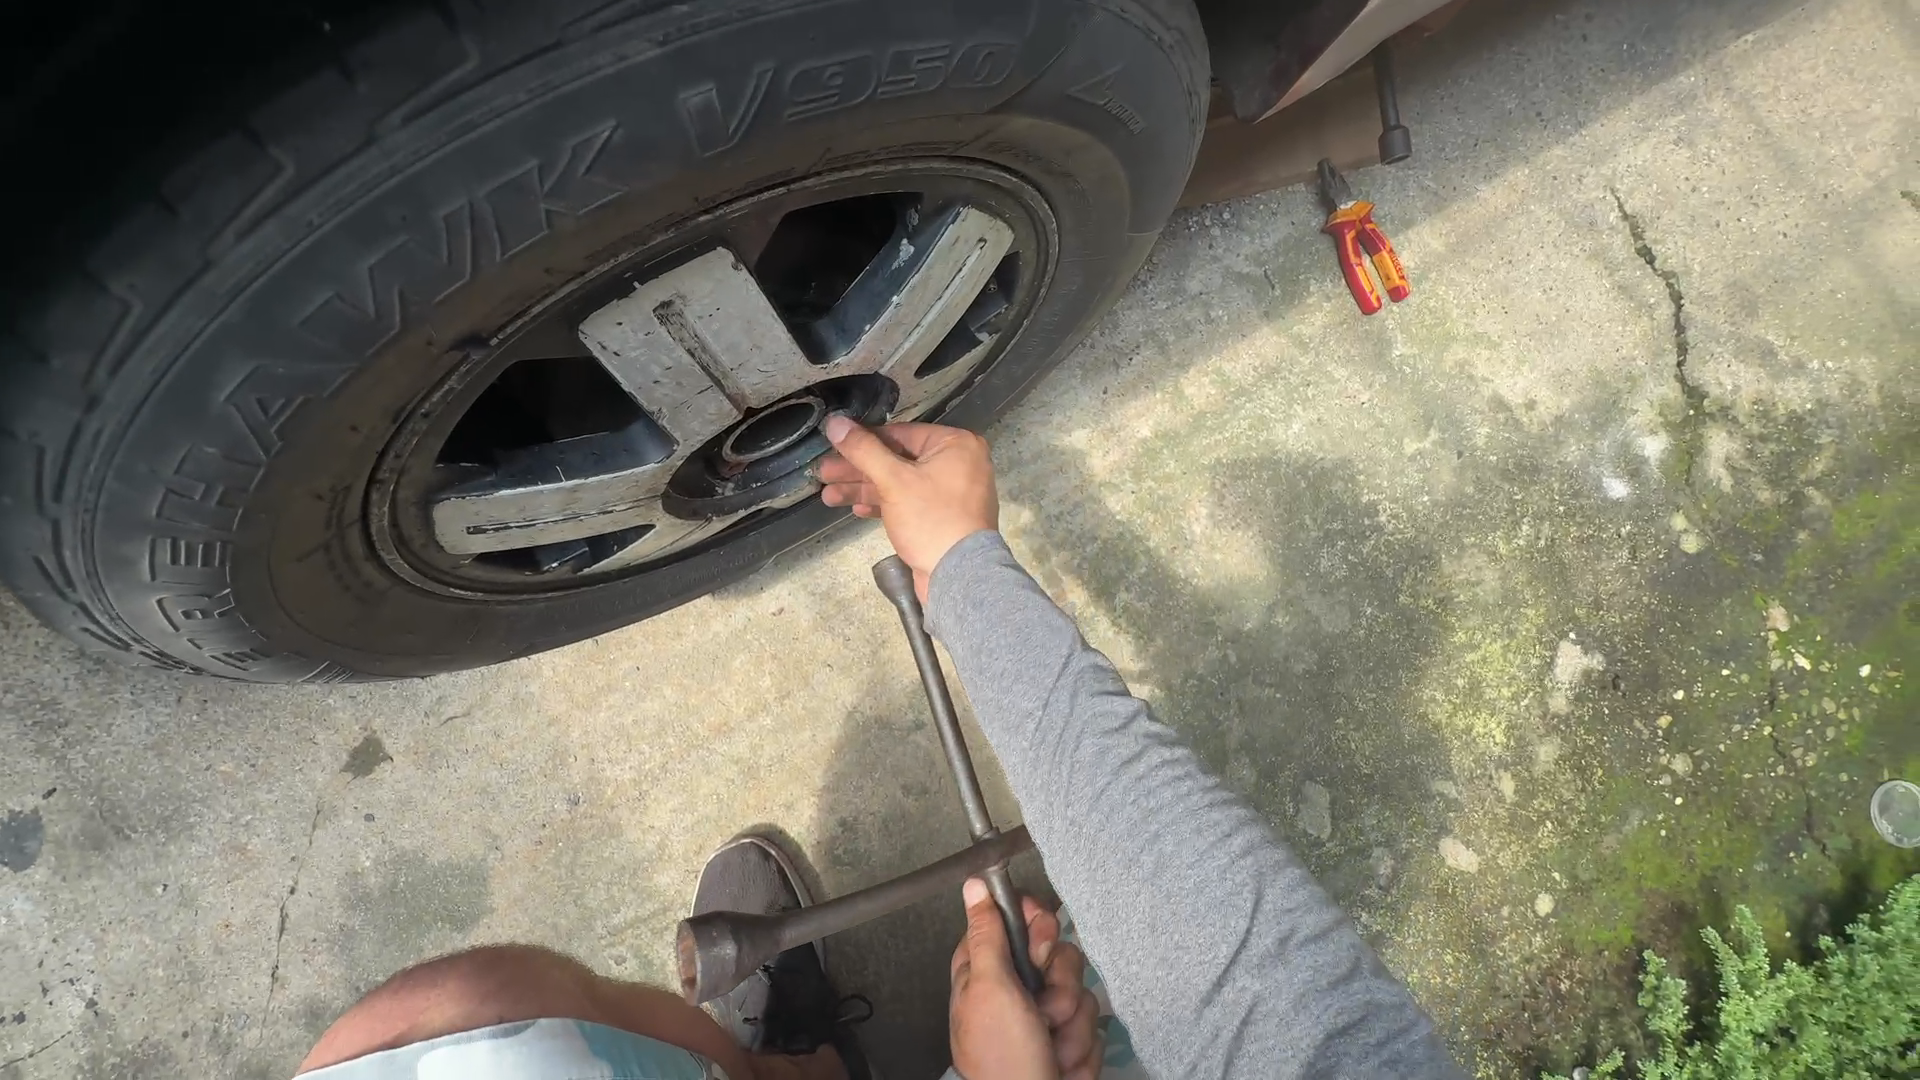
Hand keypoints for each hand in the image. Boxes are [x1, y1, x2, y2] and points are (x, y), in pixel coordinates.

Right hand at [816, 416, 997, 601]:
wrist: (958, 576)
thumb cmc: (931, 519)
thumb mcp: (893, 480)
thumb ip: (863, 450)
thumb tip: (835, 423)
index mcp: (956, 445)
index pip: (900, 434)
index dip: (863, 441)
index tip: (834, 445)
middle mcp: (958, 464)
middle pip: (897, 460)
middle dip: (858, 470)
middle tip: (824, 473)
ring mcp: (951, 494)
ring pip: (900, 484)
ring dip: (864, 490)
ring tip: (828, 495)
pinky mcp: (942, 519)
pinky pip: (909, 503)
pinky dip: (884, 505)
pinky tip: (857, 510)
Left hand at [949, 879, 1102, 1079]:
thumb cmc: (1004, 1056)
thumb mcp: (989, 989)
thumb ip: (987, 934)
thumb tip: (973, 882)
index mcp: (986, 969)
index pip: (1016, 918)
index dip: (1034, 923)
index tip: (1041, 939)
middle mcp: (1016, 988)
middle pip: (1056, 952)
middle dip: (1059, 987)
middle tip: (1043, 1010)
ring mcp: (1044, 1016)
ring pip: (1078, 990)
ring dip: (1070, 1028)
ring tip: (1050, 1051)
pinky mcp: (1070, 1041)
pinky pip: (1092, 1026)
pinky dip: (1080, 1052)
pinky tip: (1062, 1068)